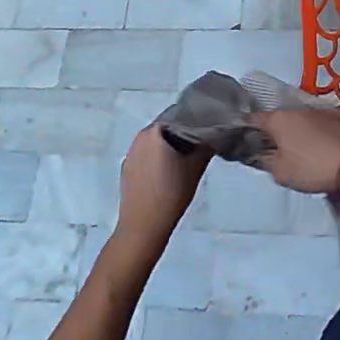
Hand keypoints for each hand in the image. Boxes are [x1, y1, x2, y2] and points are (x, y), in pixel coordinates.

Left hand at [115, 125, 209, 243]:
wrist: (144, 225)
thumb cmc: (172, 192)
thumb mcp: (196, 167)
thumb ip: (205, 145)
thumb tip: (213, 134)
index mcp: (154, 131)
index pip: (177, 114)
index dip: (194, 121)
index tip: (207, 131)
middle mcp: (139, 137)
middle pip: (165, 128)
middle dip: (181, 135)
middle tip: (199, 147)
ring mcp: (130, 154)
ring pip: (154, 143)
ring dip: (168, 147)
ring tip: (185, 162)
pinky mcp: (126, 170)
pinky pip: (145, 157)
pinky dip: (157, 160)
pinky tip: (167, 175)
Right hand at [251, 108, 339, 192]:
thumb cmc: (312, 167)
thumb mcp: (280, 172)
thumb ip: (264, 160)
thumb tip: (258, 153)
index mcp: (277, 119)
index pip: (252, 119)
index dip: (245, 130)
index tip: (244, 141)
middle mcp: (294, 109)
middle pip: (276, 119)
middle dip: (271, 132)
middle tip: (271, 150)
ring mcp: (316, 110)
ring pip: (296, 120)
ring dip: (292, 131)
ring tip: (295, 149)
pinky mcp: (335, 116)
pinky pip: (314, 123)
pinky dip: (310, 132)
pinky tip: (315, 146)